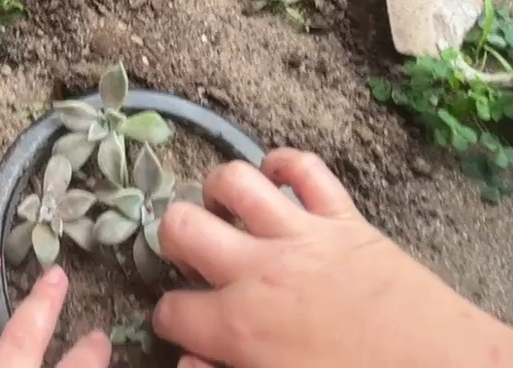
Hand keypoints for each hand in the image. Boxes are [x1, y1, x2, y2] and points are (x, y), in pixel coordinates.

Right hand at [153, 150, 512, 367]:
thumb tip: (187, 363)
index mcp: (244, 328)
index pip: (174, 310)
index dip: (168, 319)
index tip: (178, 324)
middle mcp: (259, 270)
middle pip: (180, 224)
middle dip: (170, 237)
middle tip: (194, 259)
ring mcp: (302, 236)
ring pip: (233, 182)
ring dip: (219, 193)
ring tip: (227, 213)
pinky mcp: (344, 218)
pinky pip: (304, 168)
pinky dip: (284, 164)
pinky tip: (277, 179)